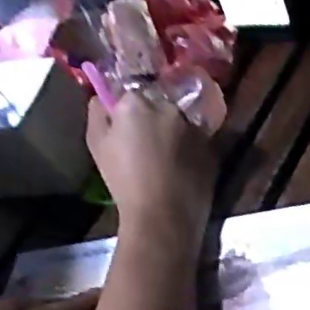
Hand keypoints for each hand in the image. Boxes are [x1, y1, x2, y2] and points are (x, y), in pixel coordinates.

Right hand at [87, 89, 217, 230]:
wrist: (164, 216)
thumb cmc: (125, 181)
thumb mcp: (96, 142)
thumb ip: (98, 112)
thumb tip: (104, 99)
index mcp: (138, 102)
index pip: (132, 92)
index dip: (128, 108)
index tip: (126, 124)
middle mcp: (171, 110)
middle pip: (161, 105)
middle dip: (155, 118)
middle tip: (148, 143)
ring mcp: (196, 132)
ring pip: (182, 124)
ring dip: (176, 134)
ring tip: (167, 159)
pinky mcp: (213, 153)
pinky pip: (198, 144)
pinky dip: (191, 151)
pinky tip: (182, 169)